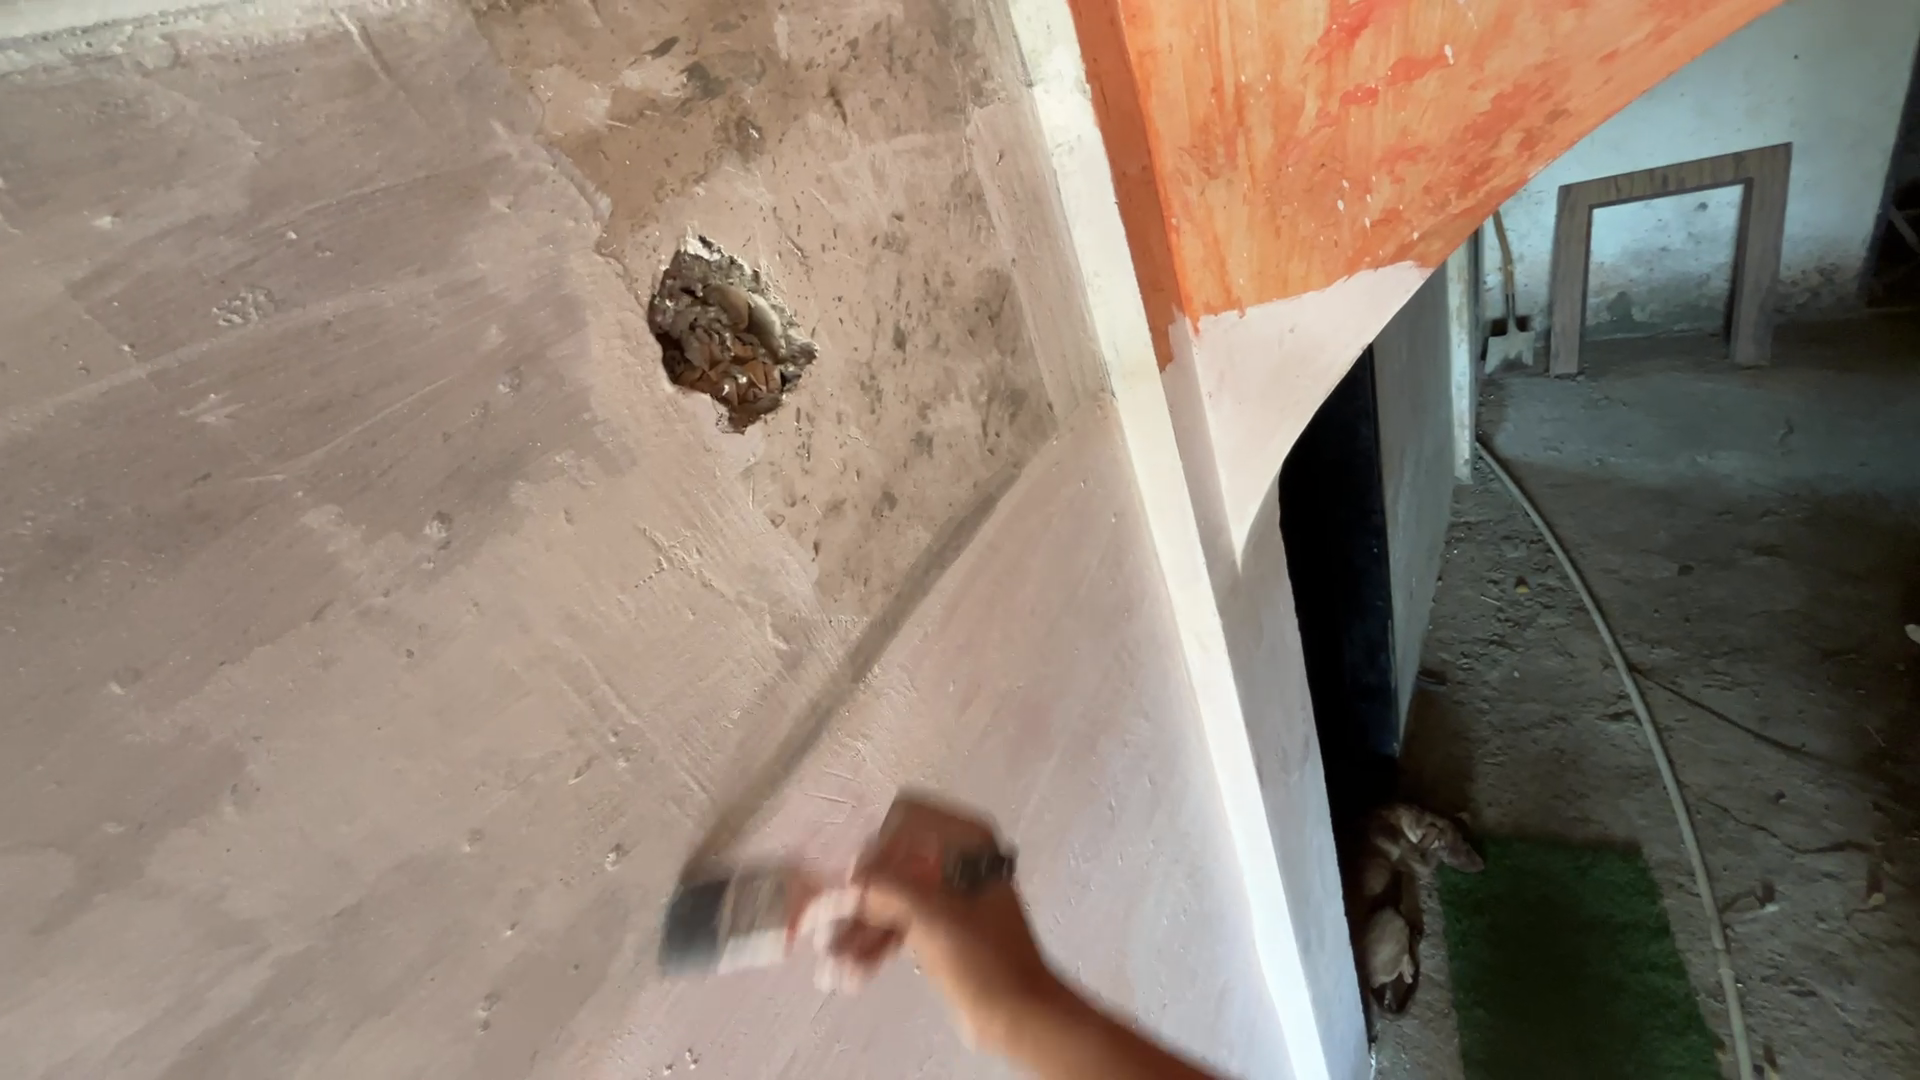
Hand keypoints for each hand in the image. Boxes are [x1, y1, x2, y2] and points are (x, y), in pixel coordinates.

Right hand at [818, 797, 1076, 1053]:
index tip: (848, 877)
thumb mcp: (930, 917)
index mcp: (966, 837)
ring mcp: (947, 889)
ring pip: (891, 893)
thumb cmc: (986, 957)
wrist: (1017, 1013)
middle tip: (824, 920)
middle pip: (892, 858)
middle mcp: (956, 854)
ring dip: (860, 922)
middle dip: (858, 893)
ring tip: (830, 956)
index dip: (874, 844)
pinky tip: (850, 968)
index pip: (904, 817)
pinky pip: (899, 919)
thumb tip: (844, 881)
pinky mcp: (940, 921)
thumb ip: (884, 889)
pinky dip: (875, 939)